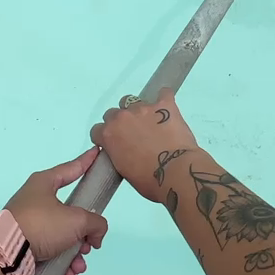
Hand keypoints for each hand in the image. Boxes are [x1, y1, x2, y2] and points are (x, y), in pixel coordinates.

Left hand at [6, 150, 110, 274]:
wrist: (5, 254)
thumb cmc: (42, 225)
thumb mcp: (77, 220)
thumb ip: (96, 223)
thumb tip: (95, 235)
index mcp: (44, 183)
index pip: (71, 168)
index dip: (86, 161)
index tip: (97, 152)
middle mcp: (35, 200)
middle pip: (70, 211)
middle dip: (84, 231)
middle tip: (91, 242)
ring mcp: (28, 222)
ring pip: (61, 235)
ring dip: (75, 251)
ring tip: (78, 265)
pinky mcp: (22, 243)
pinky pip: (49, 250)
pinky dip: (61, 261)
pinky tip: (68, 273)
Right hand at [89, 89, 200, 203]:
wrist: (176, 173)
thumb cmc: (149, 180)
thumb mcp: (123, 170)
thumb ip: (118, 154)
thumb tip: (124, 151)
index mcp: (108, 135)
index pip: (97, 130)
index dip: (105, 137)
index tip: (114, 144)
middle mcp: (122, 117)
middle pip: (113, 113)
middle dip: (121, 123)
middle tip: (134, 135)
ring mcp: (143, 107)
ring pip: (133, 101)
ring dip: (138, 111)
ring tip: (151, 124)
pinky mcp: (164, 104)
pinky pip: (163, 93)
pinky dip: (164, 99)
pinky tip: (167, 110)